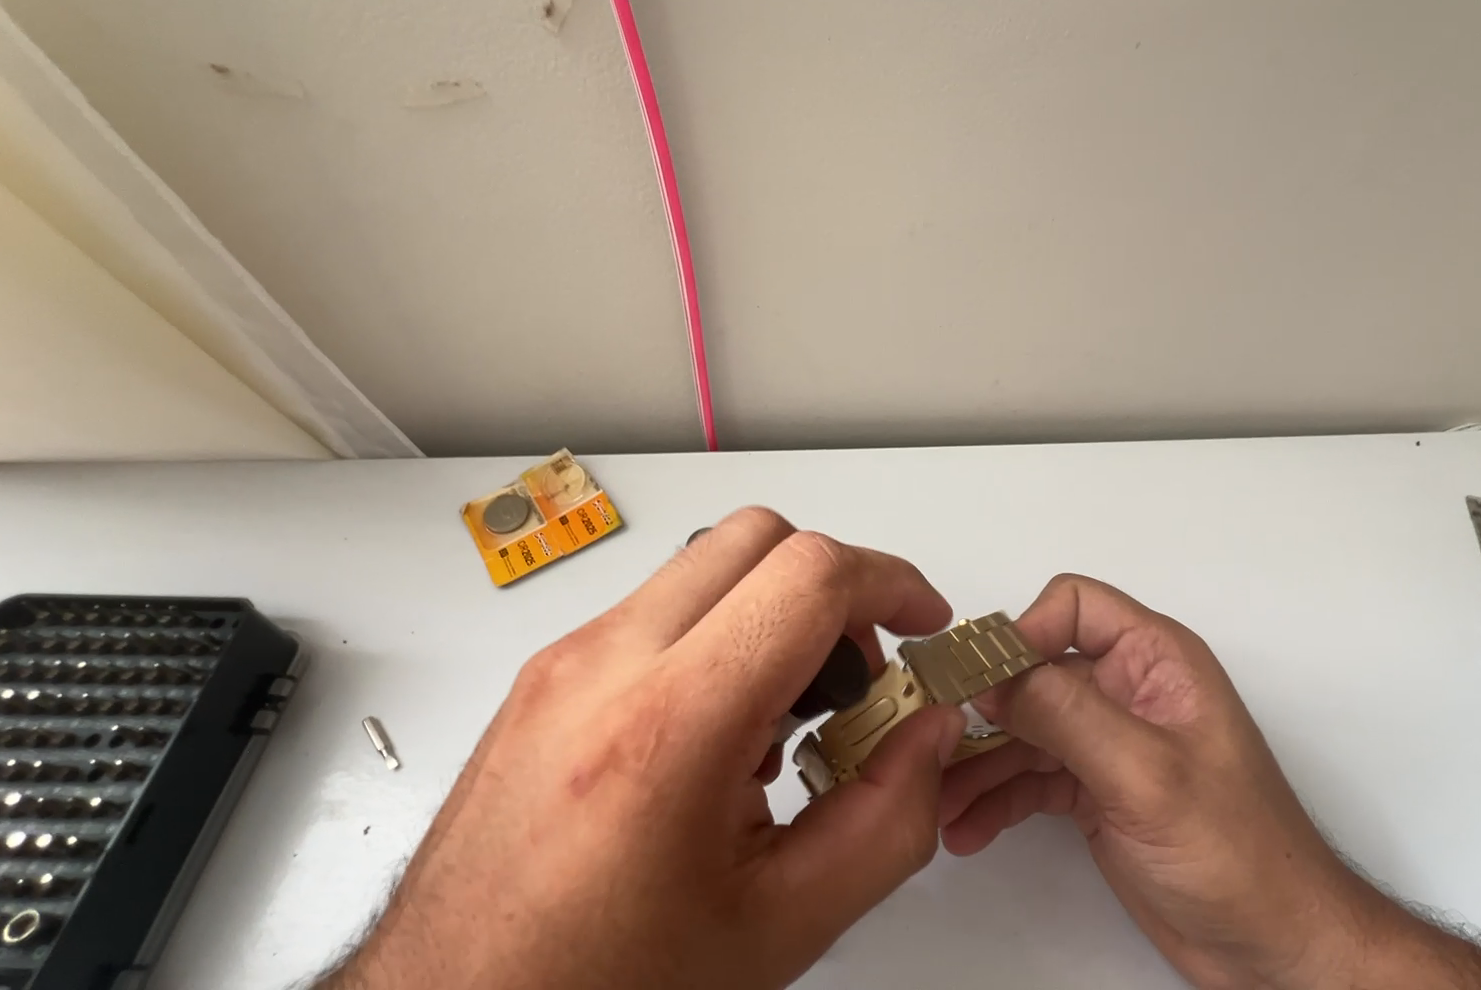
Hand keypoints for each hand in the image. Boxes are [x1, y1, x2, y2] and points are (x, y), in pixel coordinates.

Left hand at [320, 508, 966, 989]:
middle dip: (837, 582)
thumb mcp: (786, 925)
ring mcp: (566, 658)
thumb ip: (891, 818)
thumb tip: (932, 723)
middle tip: (859, 669)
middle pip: (758, 537)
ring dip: (778, 603)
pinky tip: (726, 725)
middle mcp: (606, 664)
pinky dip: (725, 626)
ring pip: (709, 561)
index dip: (890, 581)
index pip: (806, 577)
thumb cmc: (611, 986)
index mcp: (669, 728)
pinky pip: (663, 602)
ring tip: (790, 708)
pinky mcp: (548, 670)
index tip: (923, 622)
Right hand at [938, 575, 1480, 989]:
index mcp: (1153, 660)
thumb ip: (1065, 712)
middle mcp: (1124, 689)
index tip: (981, 683)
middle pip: (1035, 668)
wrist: (1275, 949)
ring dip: (978, 761)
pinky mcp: (1092, 789)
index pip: (1073, 606)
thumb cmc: (1232, 851)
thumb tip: (990, 675)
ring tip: (937, 802)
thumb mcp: (1144, 773)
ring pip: (1023, 728)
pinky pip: (1030, 776)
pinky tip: (967, 828)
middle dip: (982, 705)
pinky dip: (996, 798)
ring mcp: (1106, 741)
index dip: (1024, 633)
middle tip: (929, 742)